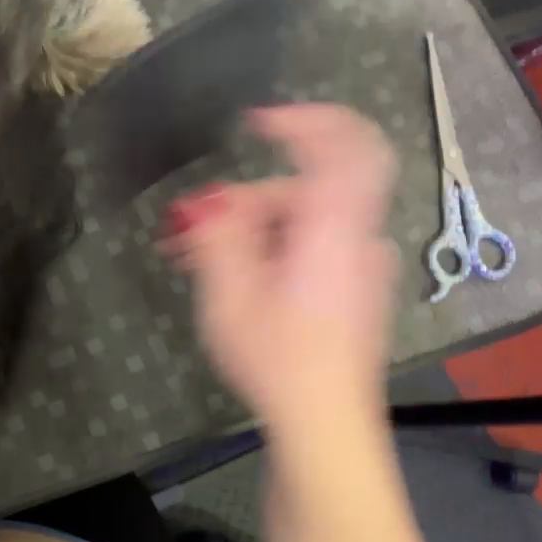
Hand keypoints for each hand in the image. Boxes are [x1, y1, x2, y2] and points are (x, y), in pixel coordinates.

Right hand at [164, 104, 397, 427]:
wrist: (326, 422)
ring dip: (245, 230)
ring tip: (190, 261)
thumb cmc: (276, 359)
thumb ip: (218, 236)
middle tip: (183, 230)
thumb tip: (209, 200)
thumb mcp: (230, 296)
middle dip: (239, 202)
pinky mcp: (352, 287)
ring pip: (300, 221)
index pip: (344, 146)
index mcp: (332, 229)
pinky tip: (230, 277)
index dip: (304, 120)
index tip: (253, 123)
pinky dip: (268, 248)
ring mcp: (358, 264)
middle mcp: (355, 237)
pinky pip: (309, 245)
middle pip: (301, 190)